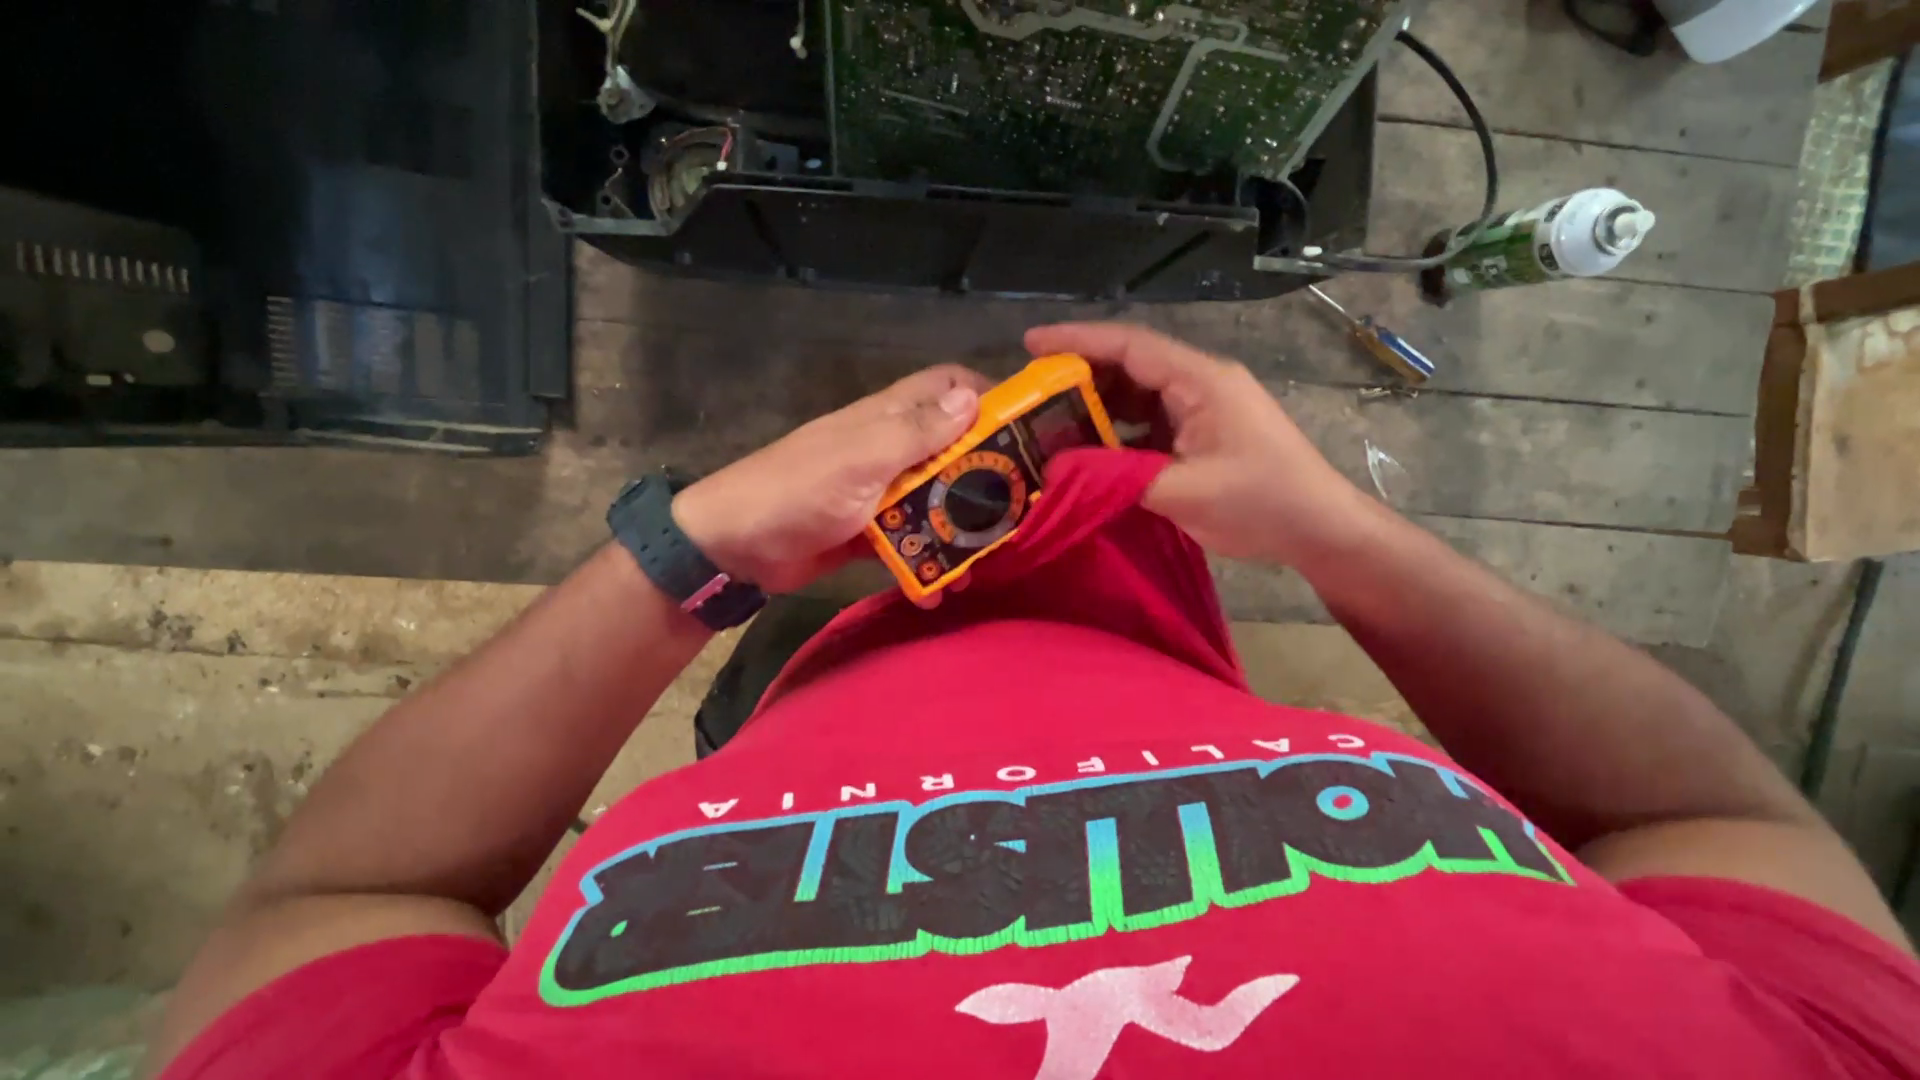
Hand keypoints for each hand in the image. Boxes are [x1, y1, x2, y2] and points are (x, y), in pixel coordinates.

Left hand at [670, 364, 991, 592]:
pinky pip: (910, 543)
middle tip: (1019, 510)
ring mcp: (880, 492)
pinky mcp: (870, 532)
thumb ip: (915, 431)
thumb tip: (973, 397)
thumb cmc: (797, 490)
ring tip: (982, 562)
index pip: (947, 387)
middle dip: (985, 477)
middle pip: (953, 450)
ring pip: (936, 501)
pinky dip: (925, 564)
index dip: (986, 396)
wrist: (735, 547)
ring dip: (958, 530)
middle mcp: (890, 448)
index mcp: (888, 417)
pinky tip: (938, 591)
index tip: (1024, 429)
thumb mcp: (861, 459)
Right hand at [1025, 322, 1377, 565]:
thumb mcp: (1184, 492)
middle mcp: (1199, 384)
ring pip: (1138, 395)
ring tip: (1050, 422)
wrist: (1318, 527)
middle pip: (1130, 365)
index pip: (1131, 346)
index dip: (1078, 340)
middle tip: (1032, 392)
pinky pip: (1150, 422)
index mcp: (1200, 382)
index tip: (1031, 343)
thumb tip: (1059, 470)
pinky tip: (1089, 450)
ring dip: (1097, 406)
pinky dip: (1118, 432)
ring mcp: (1202, 408)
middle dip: (1080, 375)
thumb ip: (1118, 478)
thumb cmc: (1261, 502)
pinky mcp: (1202, 434)